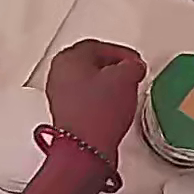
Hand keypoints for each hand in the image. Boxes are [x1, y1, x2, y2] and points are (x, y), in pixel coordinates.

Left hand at [46, 39, 146, 158]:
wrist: (87, 147)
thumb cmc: (98, 112)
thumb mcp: (126, 78)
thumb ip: (132, 65)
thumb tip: (134, 67)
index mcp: (68, 58)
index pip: (98, 46)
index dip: (121, 52)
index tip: (134, 61)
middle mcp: (59, 75)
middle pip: (90, 63)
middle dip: (112, 67)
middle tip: (129, 72)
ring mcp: (60, 97)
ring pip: (87, 82)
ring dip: (106, 84)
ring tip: (124, 91)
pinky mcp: (67, 116)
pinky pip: (86, 101)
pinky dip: (100, 100)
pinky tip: (113, 108)